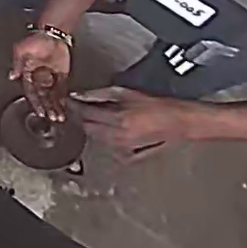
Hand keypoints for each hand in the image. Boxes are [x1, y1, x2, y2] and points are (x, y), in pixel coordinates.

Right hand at [10, 31, 72, 121]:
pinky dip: (63, 97)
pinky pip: (62, 88)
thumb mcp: (21, 50)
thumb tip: (12, 76)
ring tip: (59, 117)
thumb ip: (17, 64)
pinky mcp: (62, 74)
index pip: (32, 91)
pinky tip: (64, 106)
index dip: (36, 102)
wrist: (52, 32)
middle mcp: (40, 77)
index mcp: (28, 73)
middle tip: (52, 119)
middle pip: (44, 96)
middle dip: (48, 108)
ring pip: (53, 95)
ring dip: (56, 106)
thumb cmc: (35, 39)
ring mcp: (51, 76)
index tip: (40, 112)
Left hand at [72, 86, 190, 160]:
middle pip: (87, 128)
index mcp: (118, 120)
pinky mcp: (128, 155)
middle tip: (80, 107)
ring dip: (91, 126)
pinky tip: (109, 128)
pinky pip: (106, 146)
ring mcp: (122, 148)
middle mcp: (118, 137)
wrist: (178, 121)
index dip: (74, 106)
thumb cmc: (155, 105)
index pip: (85, 114)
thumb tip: (79, 95)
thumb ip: (100, 94)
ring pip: (95, 138)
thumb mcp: (125, 92)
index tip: (69, 100)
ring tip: (96, 115)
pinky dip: (103, 137)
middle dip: (81, 117)